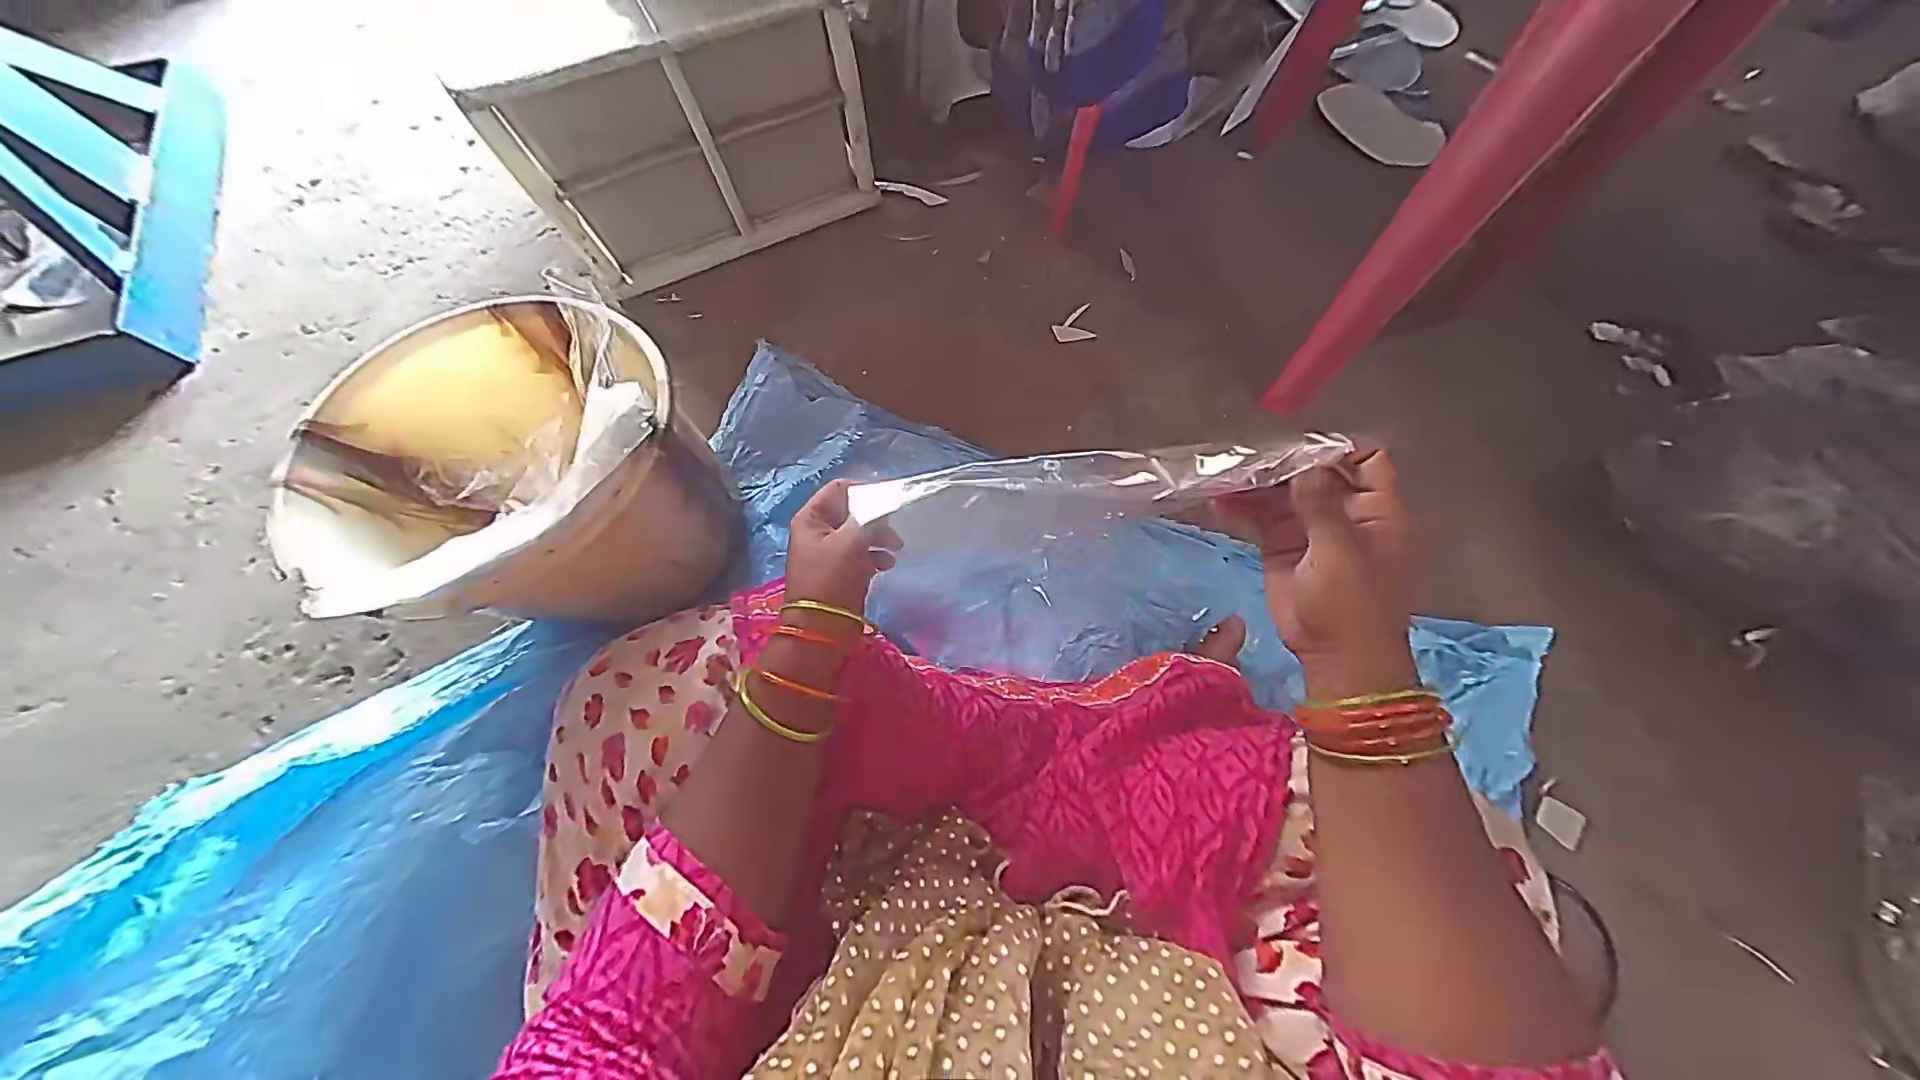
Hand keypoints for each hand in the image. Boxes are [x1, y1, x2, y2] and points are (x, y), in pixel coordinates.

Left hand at [784, 479, 902, 616]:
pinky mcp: (840, 570)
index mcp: (812, 518)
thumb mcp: (850, 542)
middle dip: (876, 518)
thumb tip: (882, 508)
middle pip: (852, 511)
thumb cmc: (832, 579)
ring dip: (879, 537)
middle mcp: (818, 531)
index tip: (891, 499)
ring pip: (859, 533)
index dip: (864, 490)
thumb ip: (867, 519)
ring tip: (895, 548)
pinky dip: (876, 555)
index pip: (839, 489)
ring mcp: (829, 552)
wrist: (822, 627)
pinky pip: (861, 553)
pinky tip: (887, 564)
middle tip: (894, 529)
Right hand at [1224, 447, 1419, 698]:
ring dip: (1256, 485)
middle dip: (1284, 464)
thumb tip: (1305, 465)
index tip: (1298, 449)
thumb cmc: (1352, 606)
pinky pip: (1261, 519)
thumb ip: (1322, 506)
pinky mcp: (1282, 548)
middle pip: (1314, 474)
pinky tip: (1218, 502)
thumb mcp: (1341, 552)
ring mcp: (1311, 530)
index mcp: (1377, 511)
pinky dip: (1241, 510)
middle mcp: (1344, 514)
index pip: (1365, 461)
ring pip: (1283, 495)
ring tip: (1226, 476)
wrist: (1335, 657)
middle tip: (1249, 457)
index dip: (1335, 451)